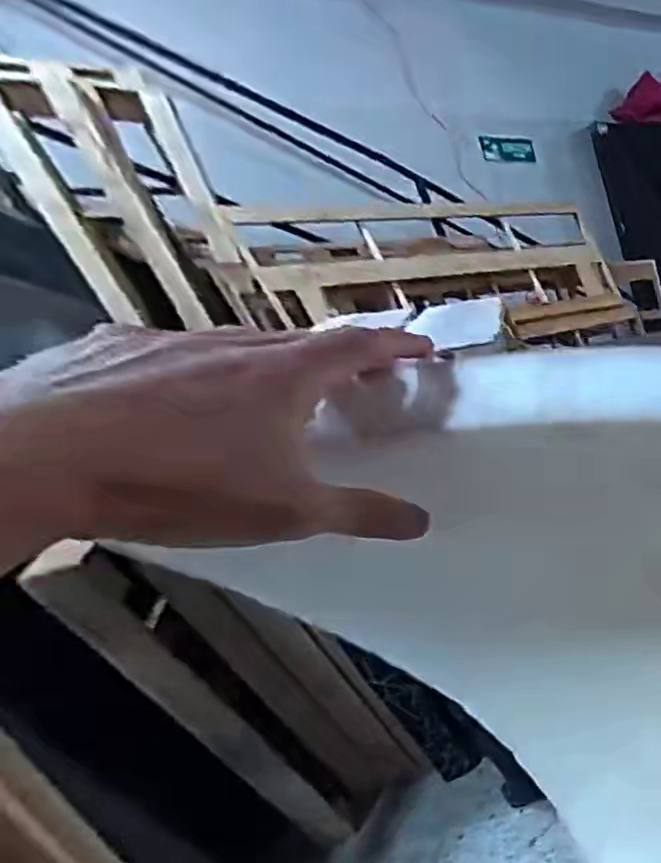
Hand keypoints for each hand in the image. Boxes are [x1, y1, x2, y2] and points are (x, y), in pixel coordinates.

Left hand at [0, 324, 433, 552]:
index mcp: (283, 377)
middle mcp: (226, 349)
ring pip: (235, 343)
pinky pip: (166, 350)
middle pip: (301, 341)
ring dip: (268, 361)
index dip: (396, 344)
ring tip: (273, 390)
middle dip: (338, 356)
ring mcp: (157, 345)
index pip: (358, 346)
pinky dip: (195, 367)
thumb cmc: (166, 482)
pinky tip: (181, 395)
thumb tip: (416, 521)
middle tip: (357, 375)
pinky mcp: (97, 353)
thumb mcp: (288, 512)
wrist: (13, 467)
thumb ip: (361, 513)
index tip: (419, 348)